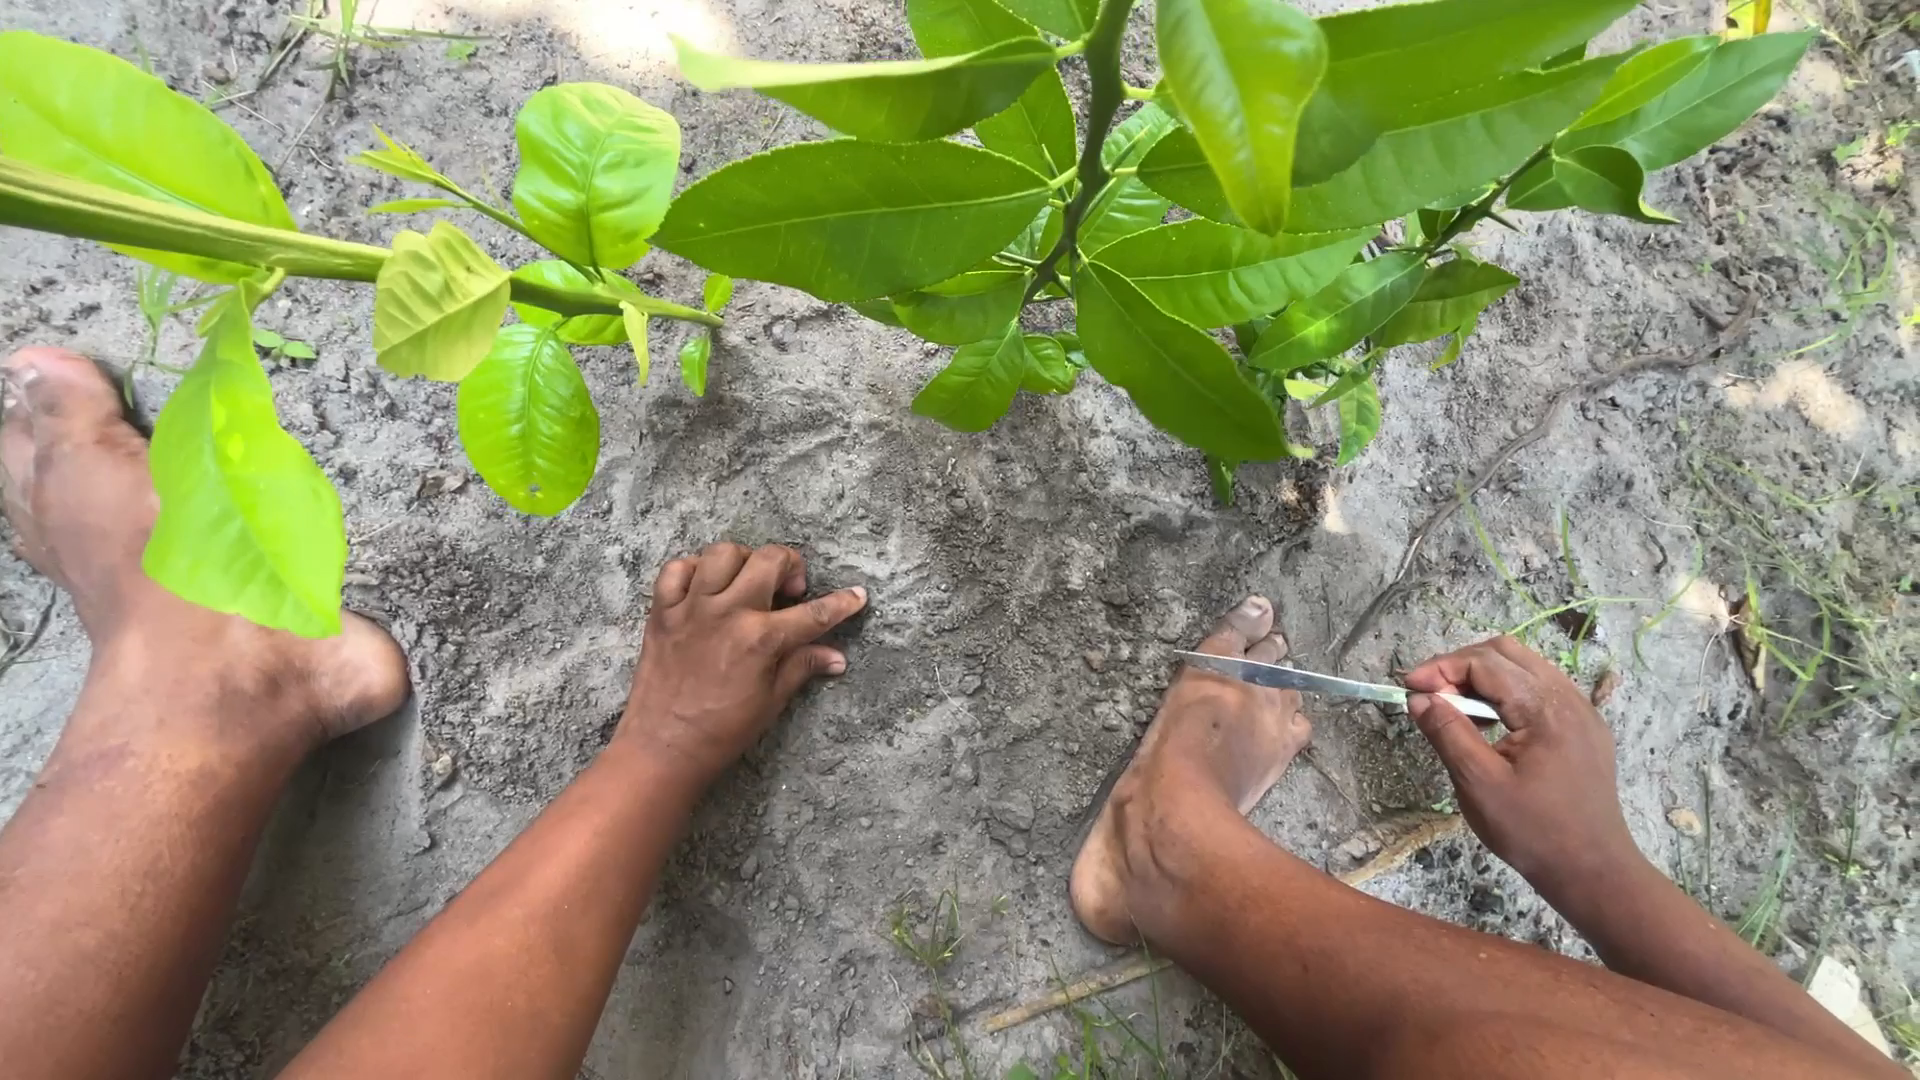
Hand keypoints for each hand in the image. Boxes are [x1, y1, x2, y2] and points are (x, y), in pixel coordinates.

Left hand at [617, 543, 866, 784]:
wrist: (662, 748)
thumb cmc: (722, 730)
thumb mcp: (772, 700)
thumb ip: (803, 666)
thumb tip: (838, 657)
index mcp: (760, 639)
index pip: (814, 613)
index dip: (842, 602)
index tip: (857, 595)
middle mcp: (727, 614)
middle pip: (769, 559)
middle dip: (790, 566)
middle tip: (791, 591)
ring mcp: (691, 608)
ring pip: (723, 553)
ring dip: (744, 561)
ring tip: (749, 582)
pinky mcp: (663, 611)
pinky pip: (676, 569)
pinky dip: (694, 570)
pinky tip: (707, 588)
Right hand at [1405, 636, 1641, 895]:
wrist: (1593, 872)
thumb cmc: (1532, 830)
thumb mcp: (1477, 781)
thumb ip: (1447, 731)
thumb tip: (1418, 698)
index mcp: (1548, 711)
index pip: (1485, 663)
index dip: (1441, 669)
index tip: (1409, 689)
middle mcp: (1570, 701)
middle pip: (1505, 652)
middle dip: (1459, 665)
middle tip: (1430, 694)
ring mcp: (1580, 713)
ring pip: (1521, 665)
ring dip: (1480, 675)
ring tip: (1452, 706)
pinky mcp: (1580, 727)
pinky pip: (1535, 687)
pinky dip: (1501, 690)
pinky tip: (1484, 720)